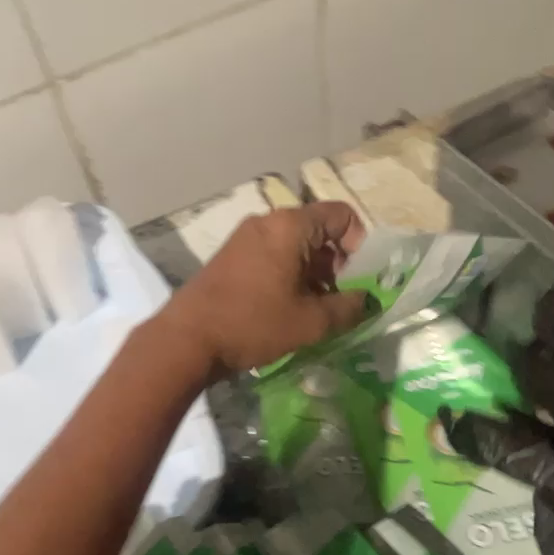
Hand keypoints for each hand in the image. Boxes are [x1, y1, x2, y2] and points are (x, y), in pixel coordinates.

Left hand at [153, 202, 370, 374]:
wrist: (187, 339)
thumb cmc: (253, 324)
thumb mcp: (311, 322)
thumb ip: (349, 307)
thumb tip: (366, 300)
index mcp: (289, 226)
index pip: (342, 215)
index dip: (359, 245)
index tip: (358, 280)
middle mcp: (266, 222)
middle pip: (318, 231)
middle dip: (336, 264)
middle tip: (339, 300)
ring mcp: (244, 238)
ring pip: (294, 246)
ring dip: (312, 274)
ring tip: (314, 312)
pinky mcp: (230, 257)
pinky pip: (271, 256)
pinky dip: (288, 276)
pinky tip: (287, 310)